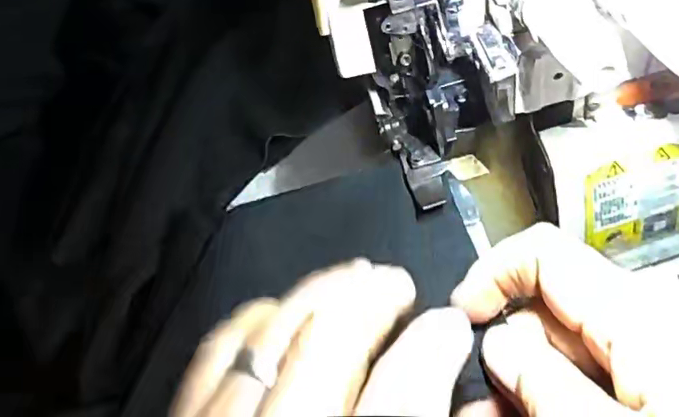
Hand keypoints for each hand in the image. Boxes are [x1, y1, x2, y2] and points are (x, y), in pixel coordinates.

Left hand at [171, 259, 474, 416]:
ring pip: (272, 331)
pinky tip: (275, 307)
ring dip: (315, 296)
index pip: (399, 398)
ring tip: (349, 280)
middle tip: (396, 282)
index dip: (432, 349)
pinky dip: (253, 319)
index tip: (450, 323)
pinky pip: (218, 350)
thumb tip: (460, 392)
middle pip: (328, 343)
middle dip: (369, 300)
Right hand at [450, 224, 678, 415]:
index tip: (460, 319)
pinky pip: (623, 379)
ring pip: (588, 349)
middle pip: (561, 305)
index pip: (544, 251)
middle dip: (514, 351)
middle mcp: (669, 318)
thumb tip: (499, 342)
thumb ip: (545, 385)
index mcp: (648, 313)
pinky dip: (583, 400)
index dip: (490, 274)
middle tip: (482, 407)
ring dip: (542, 384)